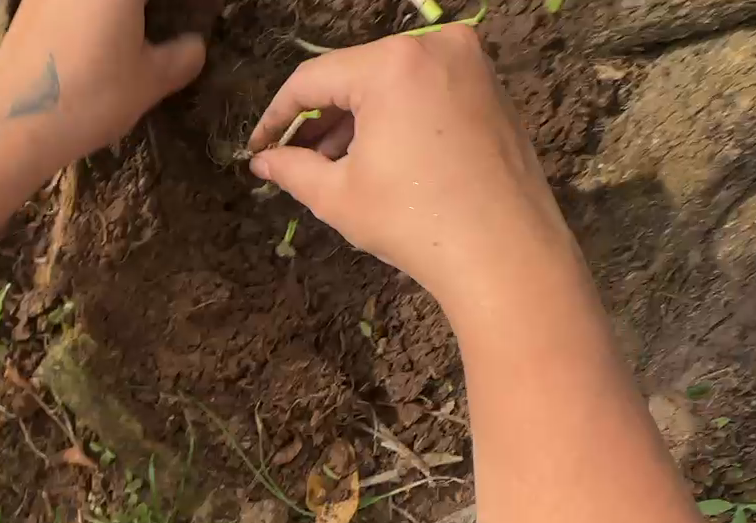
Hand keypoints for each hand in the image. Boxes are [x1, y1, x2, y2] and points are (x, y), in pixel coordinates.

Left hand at [0, 0, 205, 168]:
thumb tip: (195, 46)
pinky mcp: (29, 3)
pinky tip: (94, 43)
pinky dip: (89, 16)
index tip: (193, 19)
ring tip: (132, 35)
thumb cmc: (89, 97)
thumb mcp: (147, 82)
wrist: (14, 125)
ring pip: (95, 2)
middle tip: (161, 27)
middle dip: (147, 12)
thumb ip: (180, 58)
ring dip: (117, 15)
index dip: (184, 8)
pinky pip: (68, 6)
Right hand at [246, 27, 576, 310]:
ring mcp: (467, 60)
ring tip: (330, 166)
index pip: (311, 80)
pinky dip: (390, 117)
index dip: (275, 115)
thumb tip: (261, 161)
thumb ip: (291, 170)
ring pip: (387, 82)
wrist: (498, 246)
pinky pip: (420, 89)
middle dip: (317, 119)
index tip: (256, 148)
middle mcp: (433, 44)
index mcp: (390, 65)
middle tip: (292, 161)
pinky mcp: (487, 83)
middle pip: (352, 74)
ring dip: (352, 120)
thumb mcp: (335, 196)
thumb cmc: (408, 219)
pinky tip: (375, 158)